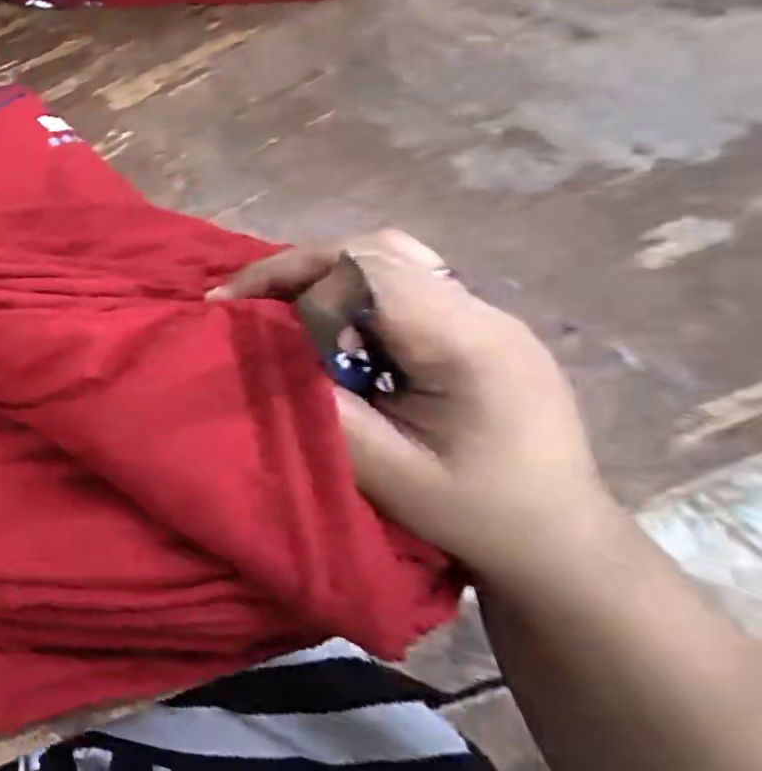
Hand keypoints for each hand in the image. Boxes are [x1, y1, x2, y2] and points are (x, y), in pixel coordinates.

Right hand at [212, 230, 619, 586]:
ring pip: (383, 256)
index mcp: (466, 345)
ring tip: (276, 307)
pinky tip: (327, 324)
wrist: (561, 545)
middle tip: (241, 302)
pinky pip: (397, 279)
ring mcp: (483, 315)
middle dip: (294, 268)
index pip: (363, 271)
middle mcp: (481, 314)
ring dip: (318, 274)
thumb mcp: (378, 466)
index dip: (289, 279)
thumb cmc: (470, 512)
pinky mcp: (473, 325)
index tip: (234, 311)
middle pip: (371, 251)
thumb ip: (313, 397)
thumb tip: (252, 344)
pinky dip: (345, 287)